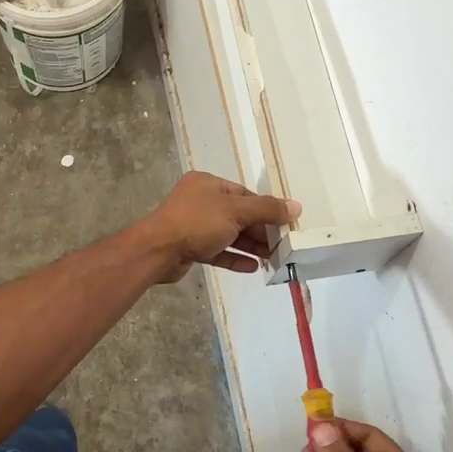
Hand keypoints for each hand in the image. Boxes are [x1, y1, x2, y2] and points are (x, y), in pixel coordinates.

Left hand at [130, 172, 299, 283]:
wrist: (157, 251)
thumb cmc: (197, 223)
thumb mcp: (236, 211)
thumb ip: (266, 209)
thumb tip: (295, 207)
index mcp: (207, 184)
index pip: (244, 194)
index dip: (266, 209)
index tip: (285, 224)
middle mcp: (199, 201)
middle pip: (237, 215)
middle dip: (259, 230)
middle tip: (282, 246)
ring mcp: (192, 225)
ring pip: (227, 234)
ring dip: (249, 246)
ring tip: (273, 258)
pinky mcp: (189, 247)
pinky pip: (216, 251)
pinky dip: (233, 257)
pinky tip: (252, 267)